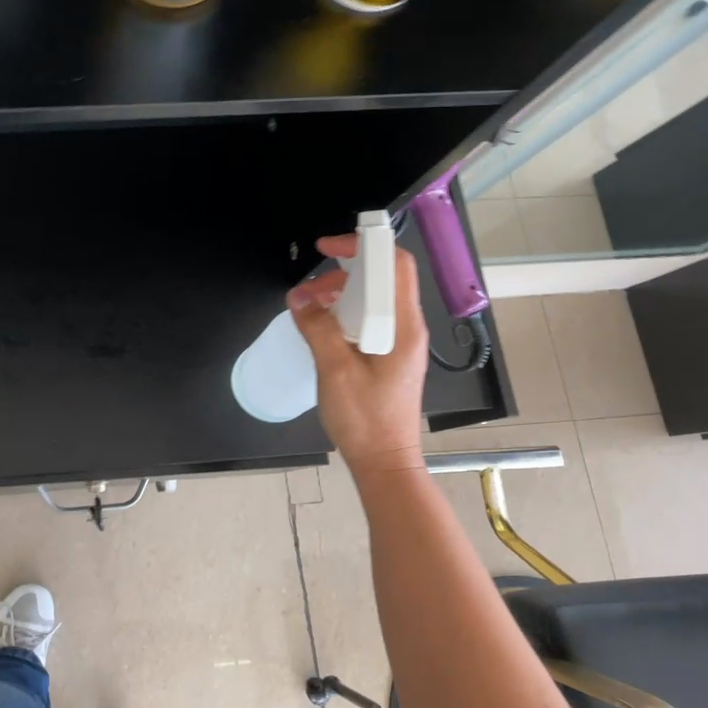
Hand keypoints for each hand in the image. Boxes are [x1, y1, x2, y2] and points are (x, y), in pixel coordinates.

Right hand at [287, 235, 429, 475]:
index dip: (365, 246)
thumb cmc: (365, 419)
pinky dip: (345, 315)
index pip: (395, 264)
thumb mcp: (335, 370)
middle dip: (344, 273)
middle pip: (383, 279)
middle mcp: (408, 330)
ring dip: (341, 295)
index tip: (329, 247)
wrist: (385, 462)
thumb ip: (317, 327)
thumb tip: (299, 297)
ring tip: (309, 309)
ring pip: (374, 300)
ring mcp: (400, 344)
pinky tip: (322, 328)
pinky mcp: (390, 357)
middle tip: (309, 290)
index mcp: (403, 327)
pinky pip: (370, 321)